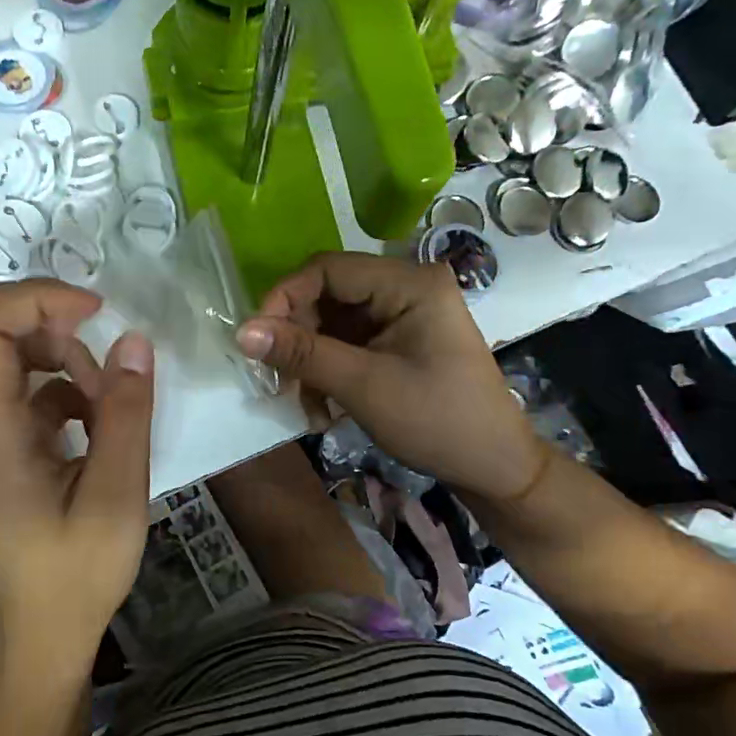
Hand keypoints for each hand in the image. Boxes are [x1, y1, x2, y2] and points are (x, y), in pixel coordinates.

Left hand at [0, 281, 154, 638]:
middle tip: (88, 335)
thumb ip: (126, 415)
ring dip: (49, 349)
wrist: (48, 620)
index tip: (95, 312)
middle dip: (31, 312)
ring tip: (104, 392)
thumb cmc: (83, 567)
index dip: (31, 298)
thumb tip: (134, 341)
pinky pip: (14, 385)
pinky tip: (96, 417)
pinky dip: (56, 381)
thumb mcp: (119, 493)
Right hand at [235, 252, 546, 500]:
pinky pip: (354, 346)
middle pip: (331, 297)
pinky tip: (326, 411)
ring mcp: (407, 316)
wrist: (493, 466)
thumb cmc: (436, 421)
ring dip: (314, 364)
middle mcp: (409, 288)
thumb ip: (303, 354)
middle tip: (278, 383)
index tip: (254, 341)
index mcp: (410, 282)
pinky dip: (334, 373)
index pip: (329, 269)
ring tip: (307, 408)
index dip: (285, 299)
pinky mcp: (404, 343)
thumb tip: (242, 331)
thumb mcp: (364, 387)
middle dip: (300, 340)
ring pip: (337, 325)